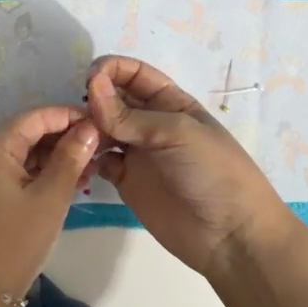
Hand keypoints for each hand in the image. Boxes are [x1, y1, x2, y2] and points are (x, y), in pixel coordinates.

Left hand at [0, 106, 98, 304]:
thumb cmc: (15, 243)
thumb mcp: (49, 200)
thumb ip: (70, 160)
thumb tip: (89, 128)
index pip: (34, 117)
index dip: (68, 116)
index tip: (101, 124)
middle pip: (29, 133)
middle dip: (64, 138)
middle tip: (102, 148)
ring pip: (25, 153)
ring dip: (56, 157)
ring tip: (92, 168)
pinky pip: (18, 171)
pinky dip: (42, 173)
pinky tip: (71, 182)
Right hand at [86, 56, 286, 276]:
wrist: (231, 236)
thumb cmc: (214, 172)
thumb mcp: (177, 133)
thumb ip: (131, 115)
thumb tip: (92, 87)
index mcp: (170, 103)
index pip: (134, 74)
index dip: (111, 70)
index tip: (89, 80)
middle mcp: (150, 123)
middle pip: (113, 99)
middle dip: (93, 99)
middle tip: (77, 114)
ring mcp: (136, 152)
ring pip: (101, 129)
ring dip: (86, 127)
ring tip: (76, 136)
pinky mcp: (125, 180)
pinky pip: (98, 160)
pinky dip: (85, 155)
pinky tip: (78, 159)